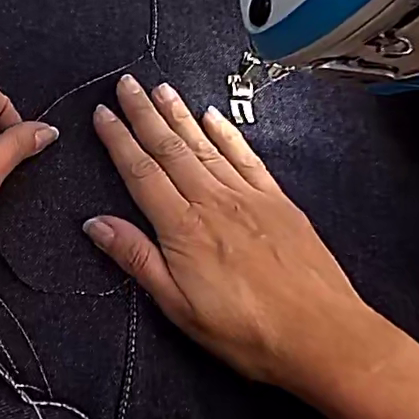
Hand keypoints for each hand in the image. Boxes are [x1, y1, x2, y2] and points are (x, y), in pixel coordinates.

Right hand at [82, 74, 398, 397]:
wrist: (322, 334)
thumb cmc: (250, 331)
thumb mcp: (178, 307)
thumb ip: (136, 259)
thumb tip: (97, 225)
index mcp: (184, 228)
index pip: (141, 171)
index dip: (118, 139)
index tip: (103, 114)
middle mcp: (213, 202)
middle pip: (169, 147)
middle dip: (143, 112)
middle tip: (126, 84)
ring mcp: (247, 196)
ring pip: (203, 144)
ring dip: (178, 113)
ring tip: (160, 89)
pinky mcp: (276, 200)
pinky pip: (245, 156)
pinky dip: (226, 132)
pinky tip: (212, 116)